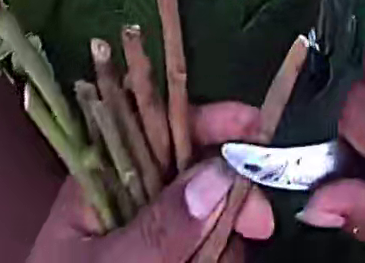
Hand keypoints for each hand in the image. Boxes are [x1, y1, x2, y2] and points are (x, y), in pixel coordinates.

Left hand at [27, 102, 274, 262]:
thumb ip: (159, 229)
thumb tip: (219, 174)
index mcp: (103, 176)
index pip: (159, 120)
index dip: (209, 116)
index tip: (253, 126)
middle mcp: (130, 191)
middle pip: (194, 162)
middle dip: (232, 187)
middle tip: (262, 222)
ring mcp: (149, 227)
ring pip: (207, 205)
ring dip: (228, 231)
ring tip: (229, 260)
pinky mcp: (167, 254)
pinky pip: (205, 243)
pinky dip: (220, 254)